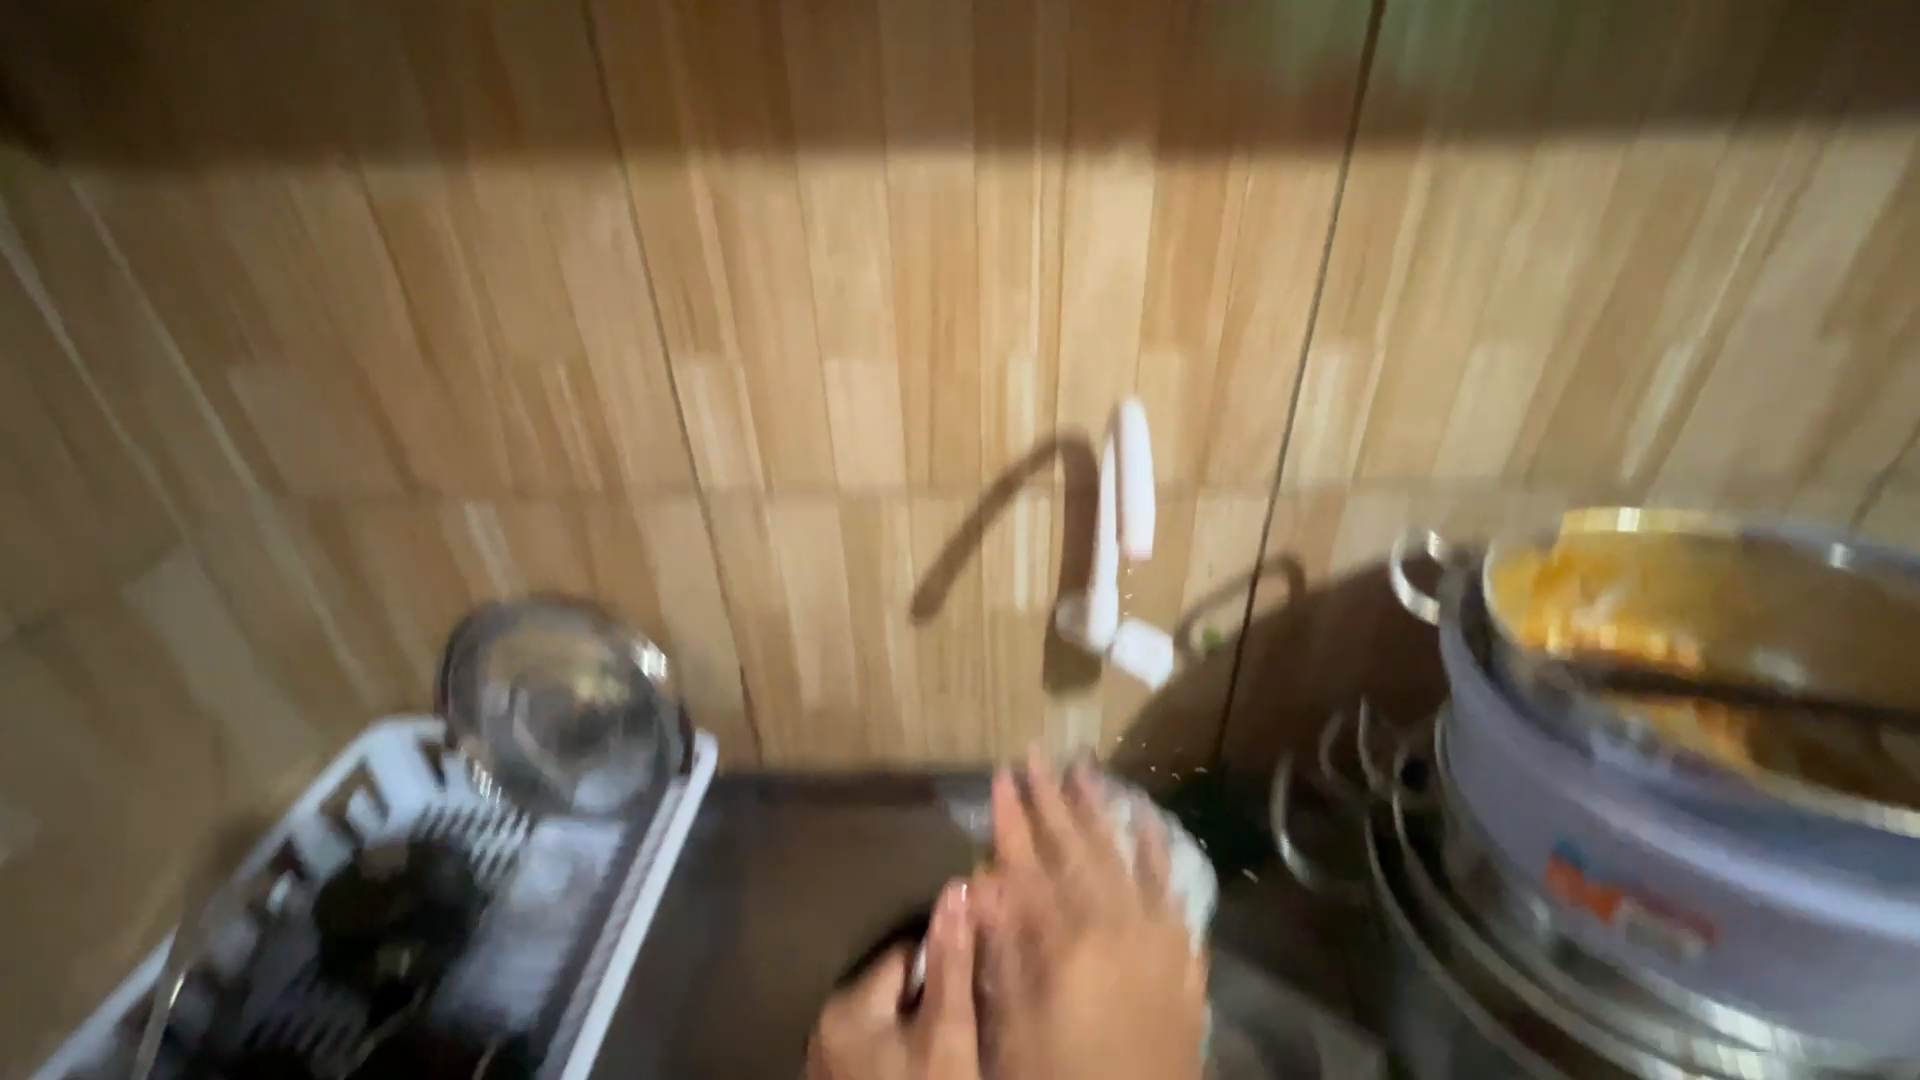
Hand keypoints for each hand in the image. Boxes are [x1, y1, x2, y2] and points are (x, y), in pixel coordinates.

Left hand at [807, 880, 981, 1079]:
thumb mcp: (947, 1030)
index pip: (903, 953)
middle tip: (952, 1013)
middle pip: (889, 983)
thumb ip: (950, 961)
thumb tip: (958, 888)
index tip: (963, 987)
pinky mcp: (831, 1076)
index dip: (939, 967)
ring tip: (933, 1035)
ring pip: (880, 1013)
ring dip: (906, 1016)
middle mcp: (820, 1020)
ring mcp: (822, 1053)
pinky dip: (890, 1045)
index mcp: (843, 1000)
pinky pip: (868, 1042)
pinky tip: (911, 1059)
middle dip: (921, 992)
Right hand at [973, 752, 1206, 1079]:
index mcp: (1063, 939)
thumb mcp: (1013, 1024)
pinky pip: (1169, 882)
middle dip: (1049, 796)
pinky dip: (1155, 846)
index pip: (1027, 861)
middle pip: (1072, 844)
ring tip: (1082, 766)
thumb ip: (1000, 947)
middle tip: (1035, 753)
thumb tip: (981, 882)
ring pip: (1119, 851)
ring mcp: (1152, 930)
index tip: (1000, 774)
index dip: (1010, 816)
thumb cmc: (1063, 1076)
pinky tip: (1145, 816)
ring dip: (1098, 807)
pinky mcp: (1181, 947)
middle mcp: (1110, 920)